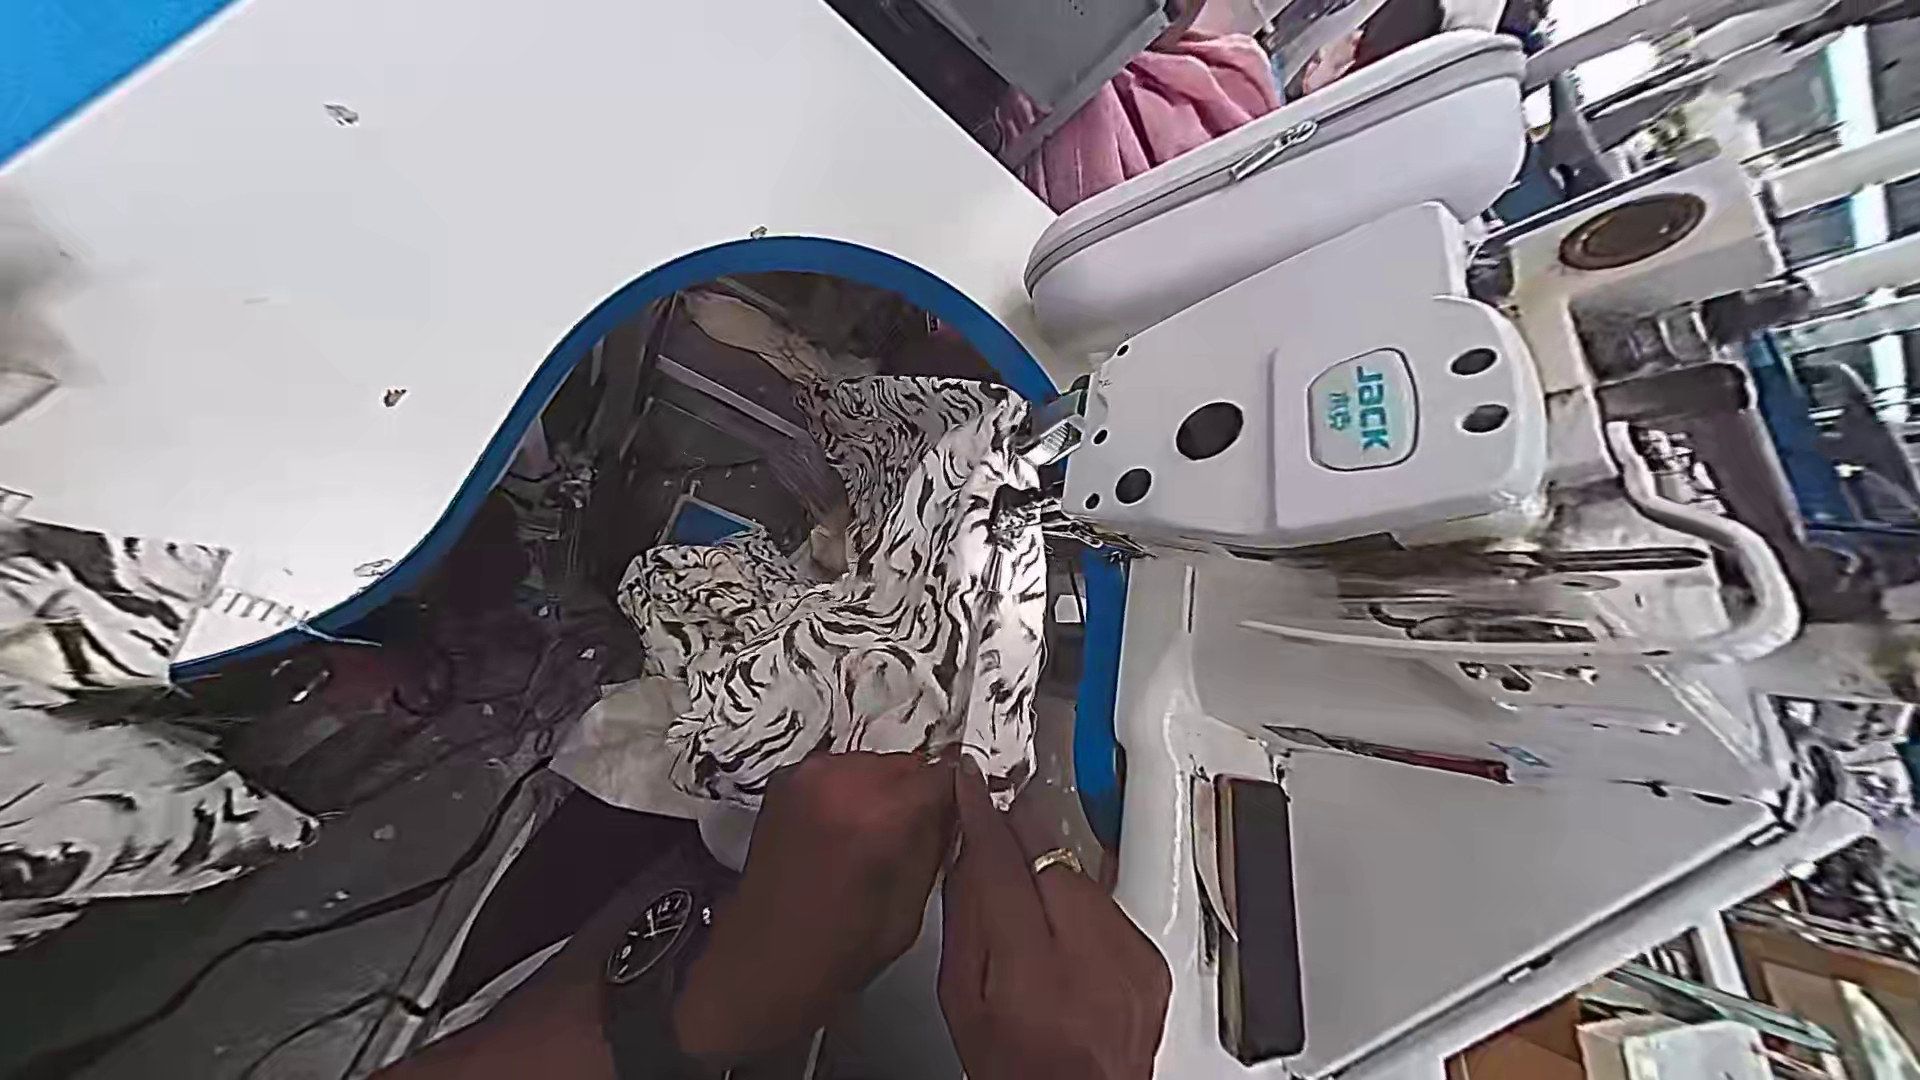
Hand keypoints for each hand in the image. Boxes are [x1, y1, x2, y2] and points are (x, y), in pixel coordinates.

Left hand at [672, 750, 954, 1064]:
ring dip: (885, 788)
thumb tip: (956, 805)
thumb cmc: (834, 952)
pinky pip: (843, 769)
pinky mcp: (790, 777)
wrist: (757, 963)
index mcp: (879, 818)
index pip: (941, 774)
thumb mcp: (909, 908)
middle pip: (908, 764)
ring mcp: (811, 774)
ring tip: (876, 830)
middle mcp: (843, 782)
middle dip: (919, 790)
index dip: (957, 789)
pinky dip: (853, 789)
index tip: (962, 800)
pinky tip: (846, 826)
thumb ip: (936, 843)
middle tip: (917, 826)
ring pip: (876, 762)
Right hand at [940, 760, 1171, 1078]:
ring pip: (1076, 868)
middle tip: (999, 835)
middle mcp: (1091, 965)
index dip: (984, 815)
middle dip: (1018, 834)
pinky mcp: (1151, 959)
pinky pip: (1104, 895)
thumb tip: (971, 842)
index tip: (973, 783)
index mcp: (1031, 978)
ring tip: (1032, 909)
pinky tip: (1064, 930)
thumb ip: (964, 910)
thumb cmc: (1015, 1067)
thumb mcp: (962, 994)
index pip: (1002, 864)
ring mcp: (1130, 960)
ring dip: (1048, 869)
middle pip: (1049, 854)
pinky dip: (1078, 897)